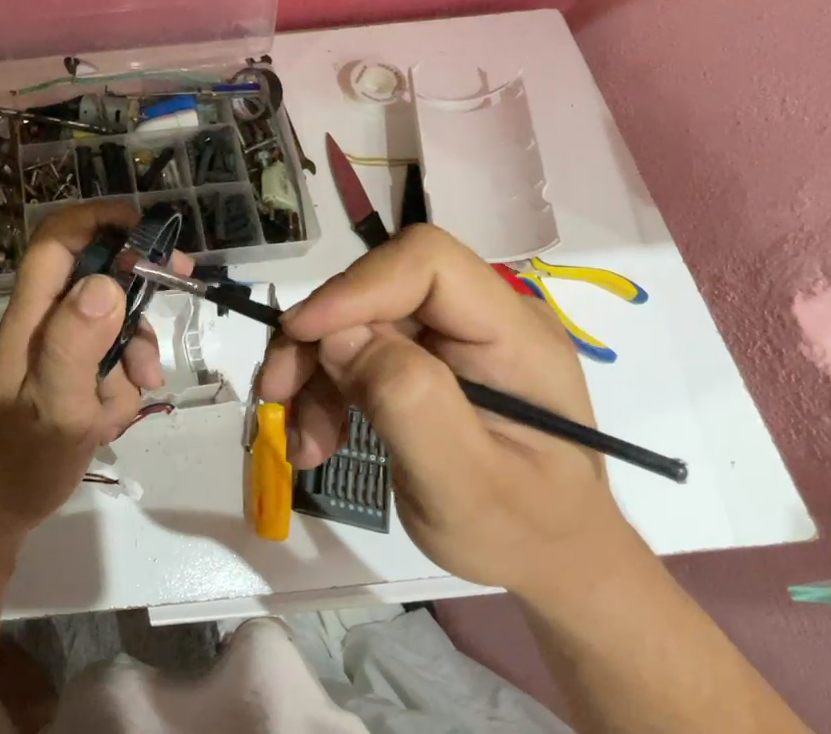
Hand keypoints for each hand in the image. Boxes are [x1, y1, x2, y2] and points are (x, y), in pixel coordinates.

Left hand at [0, 203, 188, 537]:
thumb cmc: (18, 461)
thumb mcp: (54, 405)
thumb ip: (75, 343)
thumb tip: (105, 282)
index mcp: (30, 317)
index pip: (57, 240)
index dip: (99, 219)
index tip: (150, 229)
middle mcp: (40, 324)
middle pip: (94, 276)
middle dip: (137, 286)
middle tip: (180, 286)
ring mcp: (53, 354)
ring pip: (109, 324)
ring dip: (132, 351)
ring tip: (138, 388)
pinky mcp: (64, 383)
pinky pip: (106, 366)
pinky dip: (119, 386)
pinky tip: (110, 420)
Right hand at [260, 225, 637, 596]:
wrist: (554, 565)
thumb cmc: (523, 534)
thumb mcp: (463, 485)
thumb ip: (409, 401)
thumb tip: (336, 335)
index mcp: (514, 335)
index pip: (428, 265)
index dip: (357, 288)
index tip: (299, 335)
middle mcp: (483, 319)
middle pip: (377, 294)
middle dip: (317, 342)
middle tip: (276, 396)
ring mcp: (454, 339)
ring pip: (355, 324)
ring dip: (313, 376)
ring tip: (302, 443)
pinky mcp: (428, 361)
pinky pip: (357, 353)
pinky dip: (325, 392)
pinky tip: (317, 441)